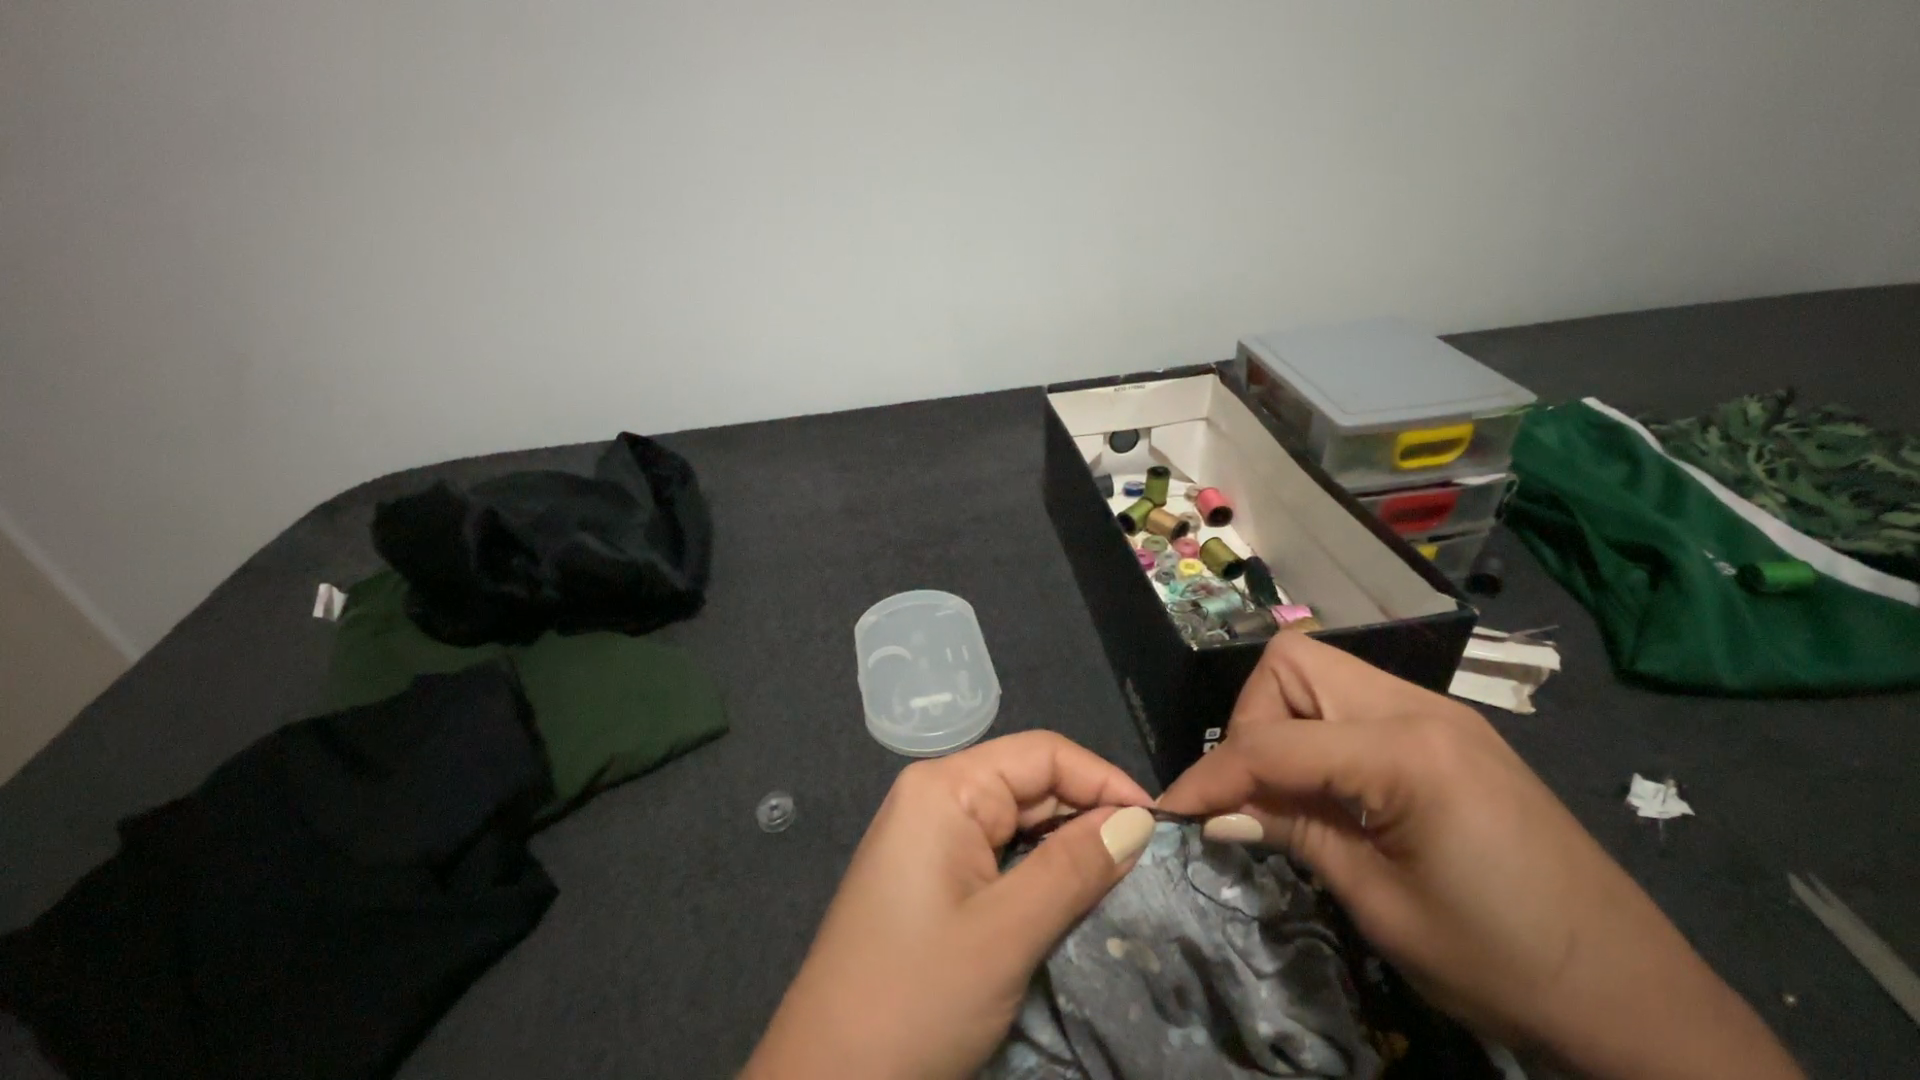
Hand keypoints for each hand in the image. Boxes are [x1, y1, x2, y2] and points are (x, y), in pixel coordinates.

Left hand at [741, 732, 1155, 1079]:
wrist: (826, 1079)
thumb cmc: (916, 996)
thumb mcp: (1007, 931)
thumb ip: (1075, 867)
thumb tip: (1140, 819)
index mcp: (945, 788)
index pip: (1043, 754)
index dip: (1105, 781)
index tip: (1160, 828)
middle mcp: (935, 799)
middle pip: (1031, 783)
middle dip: (1091, 815)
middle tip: (1150, 865)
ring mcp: (929, 840)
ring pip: (1019, 823)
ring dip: (1070, 847)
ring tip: (1123, 882)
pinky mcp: (930, 880)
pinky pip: (999, 856)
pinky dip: (1040, 872)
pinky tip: (1073, 898)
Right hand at [1159, 632, 1801, 1079]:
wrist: (1635, 995)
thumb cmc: (1503, 962)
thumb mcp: (1379, 904)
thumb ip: (1294, 834)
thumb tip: (1219, 812)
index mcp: (1407, 752)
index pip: (1272, 741)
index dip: (1211, 774)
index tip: (1171, 809)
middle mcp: (1421, 708)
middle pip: (1293, 664)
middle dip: (1250, 721)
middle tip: (1253, 796)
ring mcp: (1441, 714)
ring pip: (1322, 674)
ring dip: (1283, 724)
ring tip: (1288, 798)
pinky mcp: (1452, 734)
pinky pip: (1357, 703)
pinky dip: (1321, 734)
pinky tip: (1331, 793)